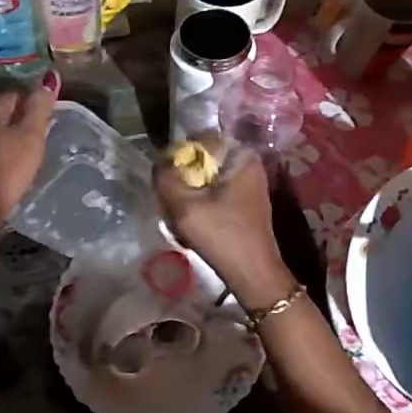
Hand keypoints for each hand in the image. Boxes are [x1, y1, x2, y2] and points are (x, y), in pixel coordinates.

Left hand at [0, 71, 58, 228]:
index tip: (45, 128)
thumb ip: (40, 107)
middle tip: (36, 145)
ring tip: (24, 158)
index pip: (15, 96)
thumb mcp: (30, 137)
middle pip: (1, 113)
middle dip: (19, 124)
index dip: (34, 109)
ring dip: (7, 140)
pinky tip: (5, 169)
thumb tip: (51, 76)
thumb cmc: (5, 171)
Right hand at [154, 142, 291, 305]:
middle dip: (183, 178)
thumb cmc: (222, 236)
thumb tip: (159, 164)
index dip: (176, 157)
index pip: (198, 140)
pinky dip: (201, 203)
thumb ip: (165, 179)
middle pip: (202, 160)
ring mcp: (249, 183)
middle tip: (171, 200)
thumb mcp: (184, 206)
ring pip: (207, 178)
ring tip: (180, 214)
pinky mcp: (246, 201)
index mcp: (241, 155)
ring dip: (189, 193)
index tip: (166, 181)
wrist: (253, 273)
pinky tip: (193, 223)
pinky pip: (215, 192)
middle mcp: (248, 163)